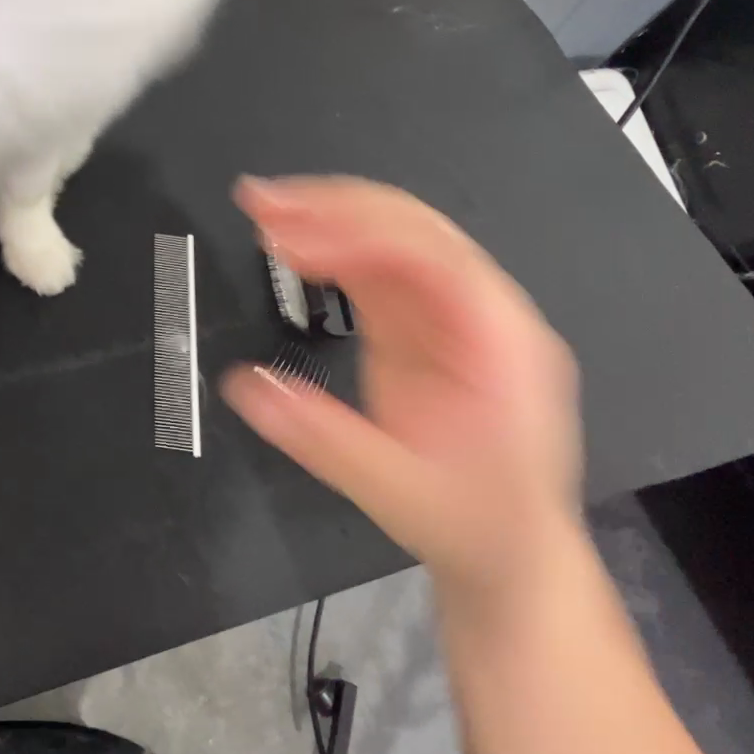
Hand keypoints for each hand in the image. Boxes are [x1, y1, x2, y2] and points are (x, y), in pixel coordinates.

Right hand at [221, 177, 583, 605]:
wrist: (510, 553)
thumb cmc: (473, 523)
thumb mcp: (395, 489)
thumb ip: (320, 436)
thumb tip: (243, 384)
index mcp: (498, 343)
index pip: (432, 259)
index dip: (357, 236)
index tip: (290, 240)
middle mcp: (481, 314)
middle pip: (413, 230)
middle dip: (335, 207)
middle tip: (261, 201)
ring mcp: (452, 317)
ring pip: (393, 239)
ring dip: (328, 218)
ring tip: (265, 212)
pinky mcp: (423, 328)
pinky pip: (378, 270)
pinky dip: (331, 252)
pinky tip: (292, 247)